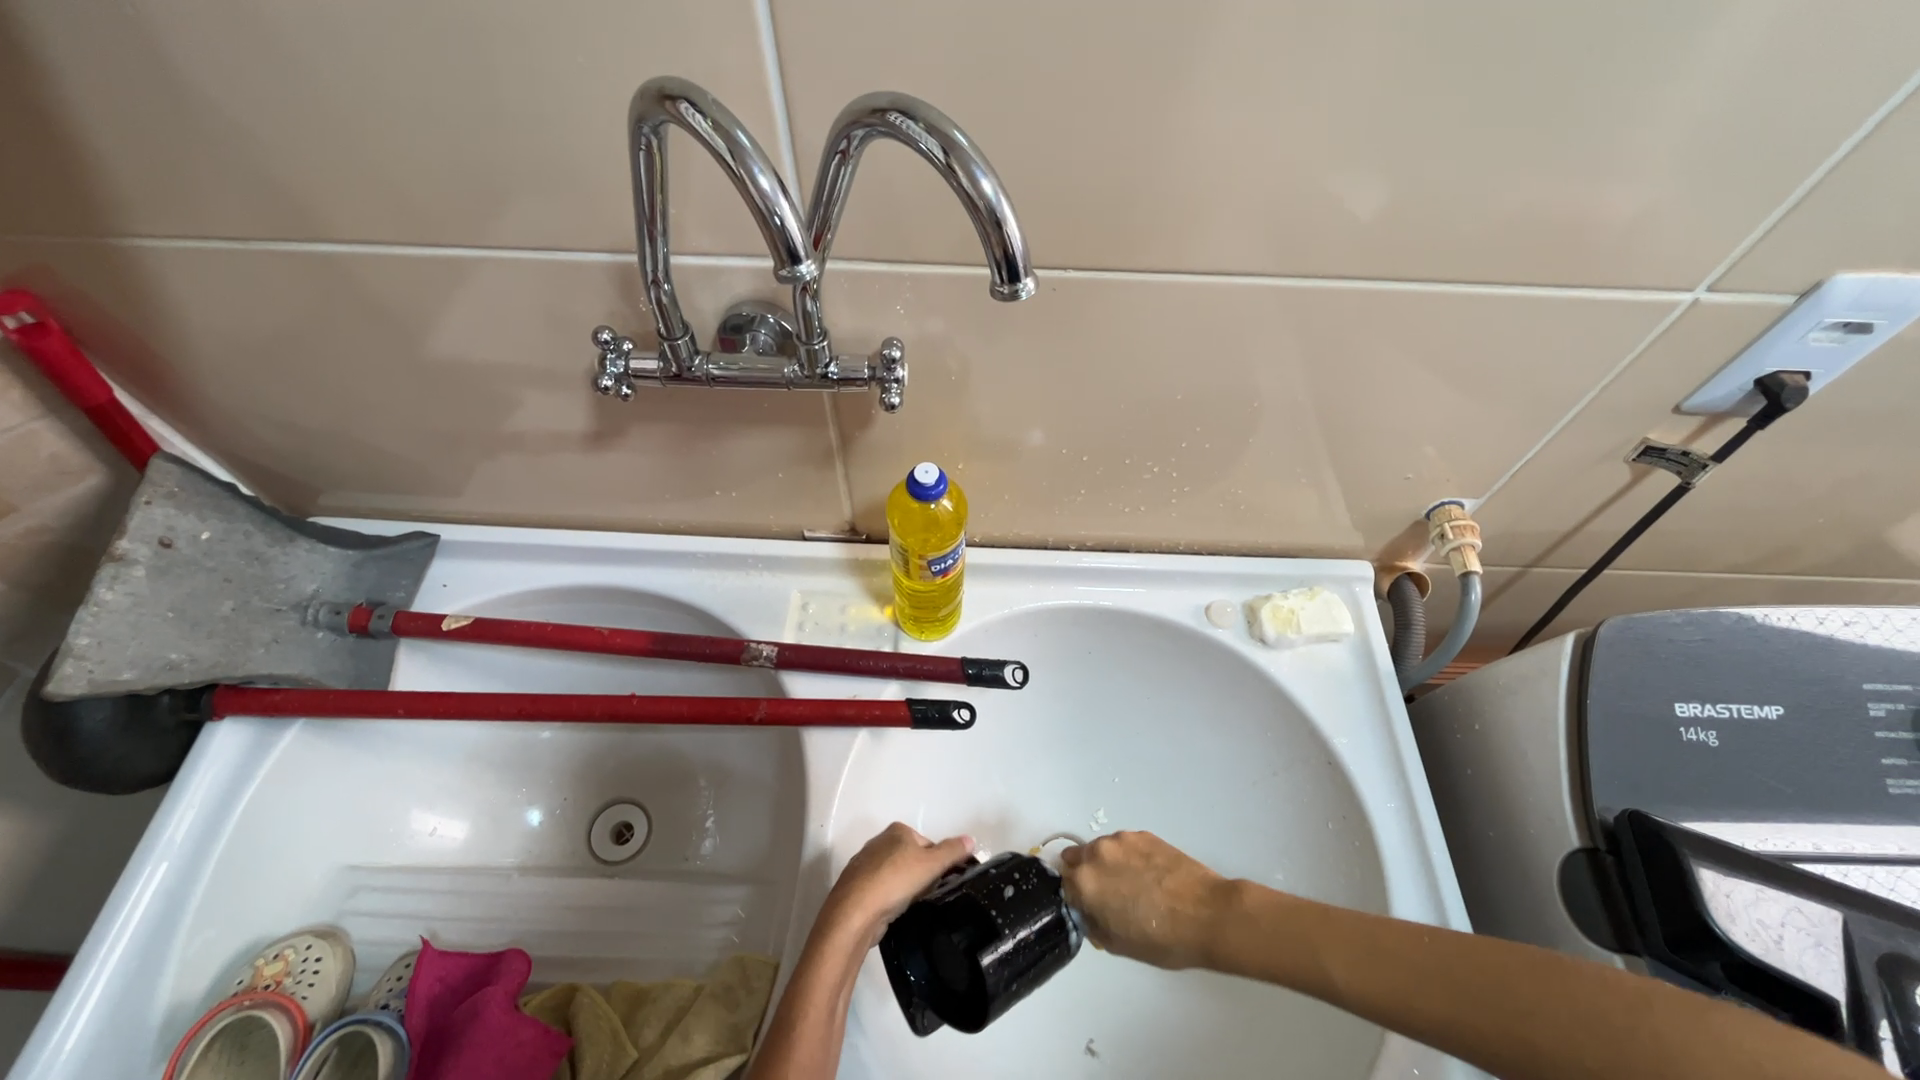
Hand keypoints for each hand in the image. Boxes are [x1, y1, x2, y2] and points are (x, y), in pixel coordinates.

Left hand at [823, 823, 975, 947]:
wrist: (855, 912)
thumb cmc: (896, 880)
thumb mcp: (931, 864)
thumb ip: (952, 851)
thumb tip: (971, 839)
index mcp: (897, 831)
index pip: (929, 844)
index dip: (939, 863)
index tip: (941, 881)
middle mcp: (879, 842)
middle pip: (913, 858)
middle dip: (922, 876)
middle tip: (927, 894)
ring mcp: (865, 864)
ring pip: (898, 875)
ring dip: (907, 888)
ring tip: (911, 904)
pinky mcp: (857, 886)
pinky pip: (883, 889)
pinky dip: (891, 898)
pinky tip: (894, 910)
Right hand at [1061, 831, 1230, 969]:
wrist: (1208, 915)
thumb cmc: (1161, 939)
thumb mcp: (1116, 944)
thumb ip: (1092, 923)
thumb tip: (1089, 912)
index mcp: (1084, 882)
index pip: (1064, 884)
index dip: (1075, 897)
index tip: (1089, 907)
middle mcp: (1096, 854)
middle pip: (1076, 858)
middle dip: (1085, 874)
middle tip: (1108, 895)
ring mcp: (1121, 840)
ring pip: (1101, 849)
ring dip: (1107, 863)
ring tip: (1133, 884)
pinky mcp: (1144, 835)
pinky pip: (1124, 845)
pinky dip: (1128, 857)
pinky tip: (1150, 875)